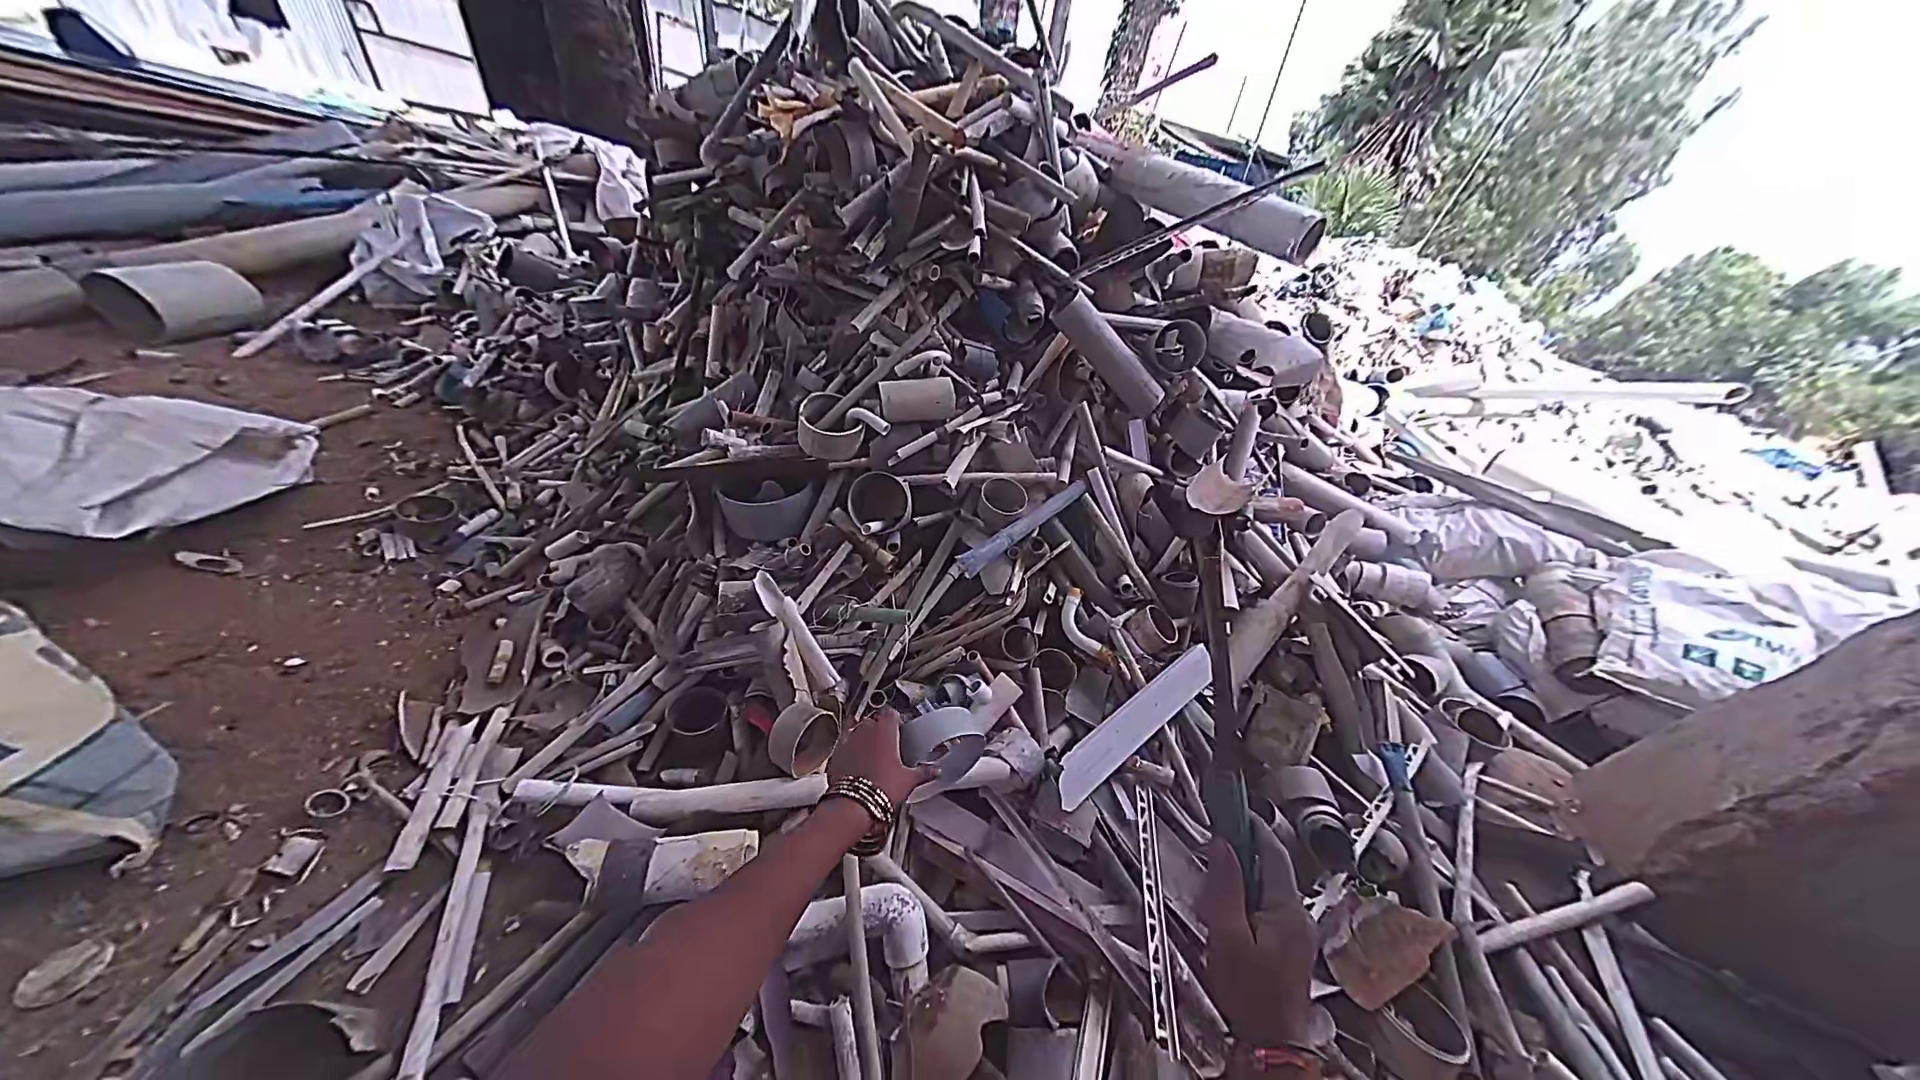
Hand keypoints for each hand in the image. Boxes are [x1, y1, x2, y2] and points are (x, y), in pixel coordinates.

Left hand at [828, 706, 936, 805]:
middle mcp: (865, 731)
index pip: (891, 713)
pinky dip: (850, 754)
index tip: (899, 727)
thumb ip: (923, 772)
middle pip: (873, 721)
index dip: (896, 719)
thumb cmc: (882, 788)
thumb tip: (934, 771)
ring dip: (863, 740)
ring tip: (871, 756)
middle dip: (879, 730)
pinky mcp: (836, 755)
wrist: (854, 805)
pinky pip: (844, 748)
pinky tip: (856, 766)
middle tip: (887, 745)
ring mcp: (848, 742)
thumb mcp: (909, 780)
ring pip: (857, 733)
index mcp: (885, 731)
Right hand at [1199, 831, 1317, 1047]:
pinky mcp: (1290, 946)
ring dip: (1241, 879)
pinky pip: (1267, 907)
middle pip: (1269, 868)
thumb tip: (1223, 848)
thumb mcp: (1226, 935)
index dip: (1250, 825)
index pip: (1272, 851)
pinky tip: (1227, 916)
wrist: (1270, 1046)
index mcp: (1288, 910)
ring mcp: (1298, 933)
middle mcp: (1299, 917)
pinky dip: (1246, 899)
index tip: (1231, 807)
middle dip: (1240, 856)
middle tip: (1213, 851)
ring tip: (1214, 892)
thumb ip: (1224, 888)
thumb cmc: (1250, 998)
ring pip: (1266, 888)